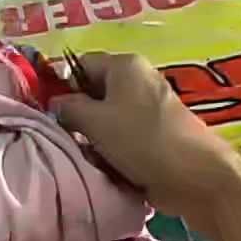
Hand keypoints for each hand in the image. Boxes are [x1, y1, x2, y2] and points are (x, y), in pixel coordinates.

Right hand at [51, 52, 240, 230]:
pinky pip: (119, 140)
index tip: (49, 113)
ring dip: (92, 140)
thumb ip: (69, 108)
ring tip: (83, 157)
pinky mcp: (151, 137)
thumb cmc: (140, 139)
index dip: (62, 86)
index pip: (81, 65)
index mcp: (124, 65)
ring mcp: (146, 111)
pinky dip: (109, 153)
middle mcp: (136, 82)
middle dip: (77, 118)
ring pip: (104, 122)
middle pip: (93, 95)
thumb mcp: (95, 120)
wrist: (191, 175)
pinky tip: (103, 168)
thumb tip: (55, 104)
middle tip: (64, 139)